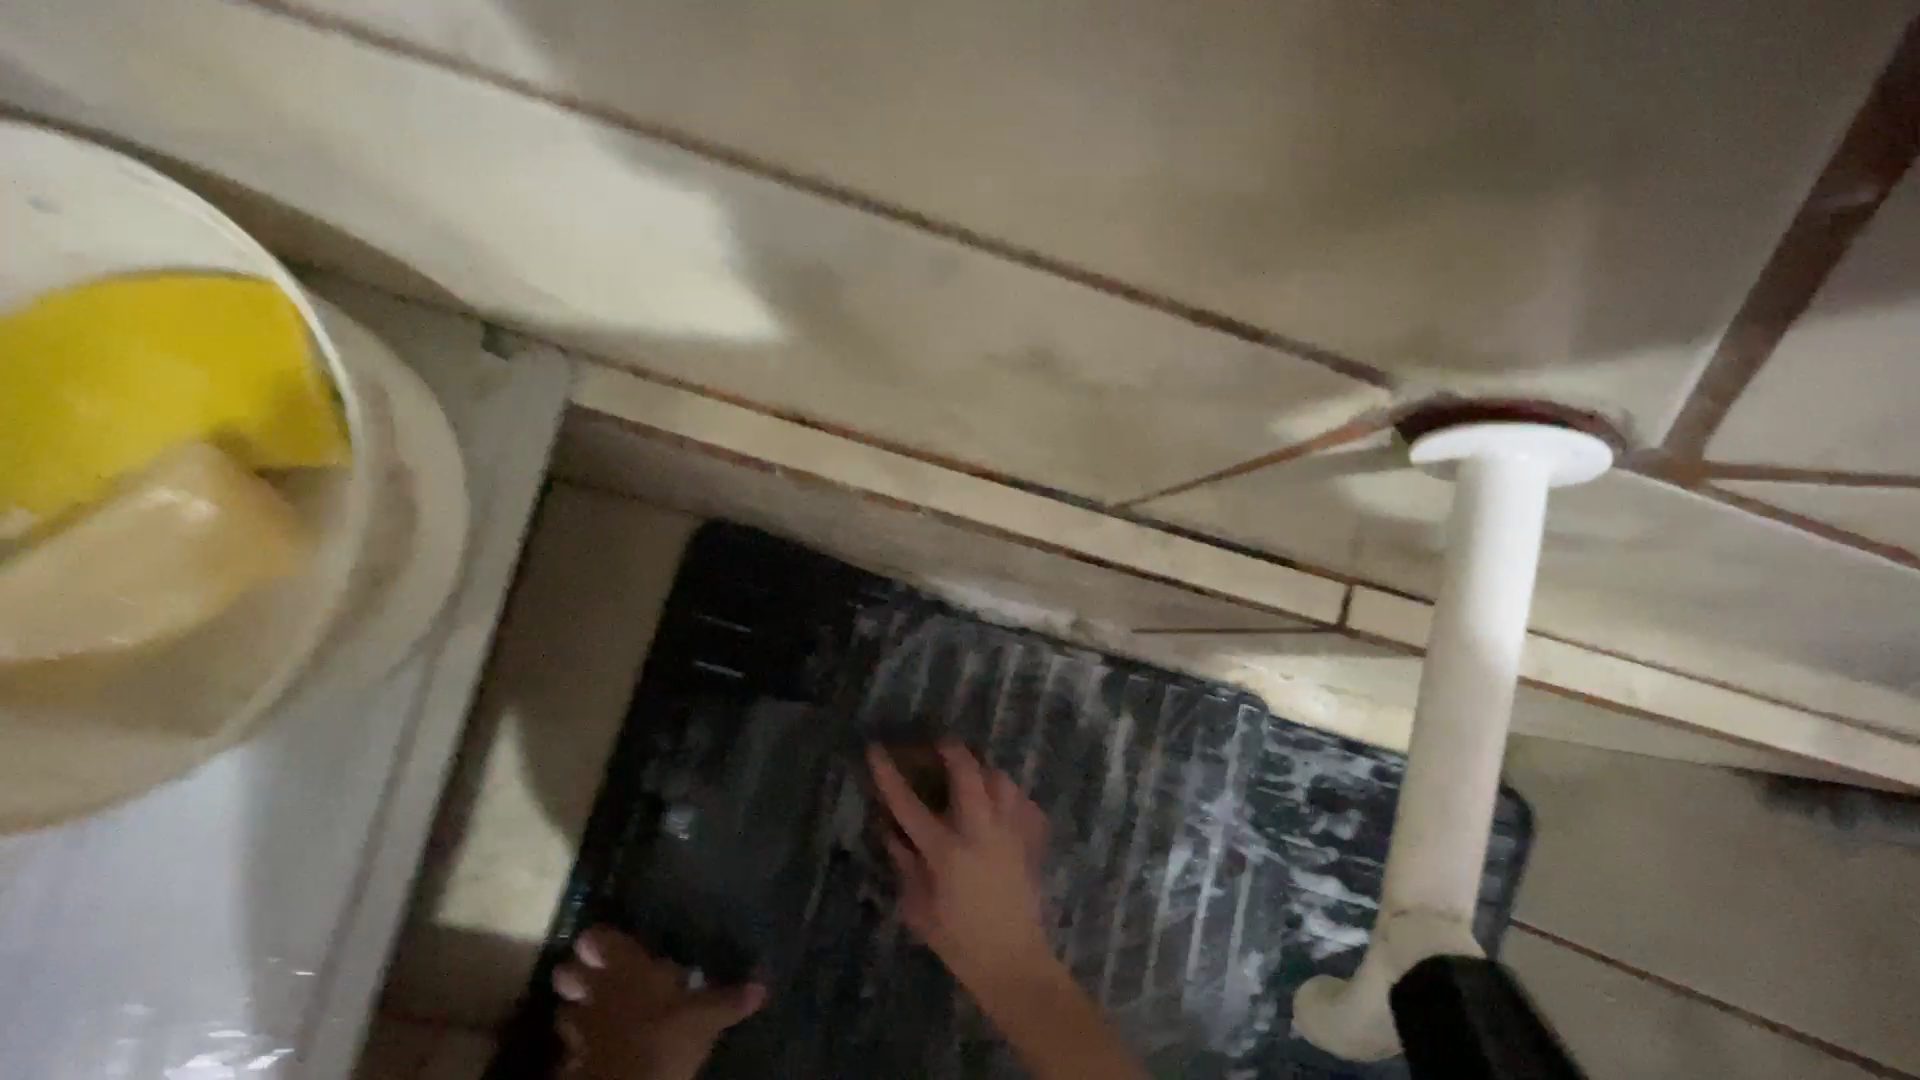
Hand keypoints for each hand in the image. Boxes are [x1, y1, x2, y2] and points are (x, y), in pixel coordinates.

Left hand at [551, 926, 764, 1079]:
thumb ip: (731, 999)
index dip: (600, 940)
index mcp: (624, 967)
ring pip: (564, 1008)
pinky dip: (578, 1046)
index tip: (613, 945)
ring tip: (595, 1013)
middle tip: (600, 976)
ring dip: (576, 1009)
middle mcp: (595, 990)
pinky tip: (593, 1050)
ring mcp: (578, 1027)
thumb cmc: (666, 1036)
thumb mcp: (707, 1017)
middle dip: (578, 972)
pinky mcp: (572, 1061)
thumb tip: (762, 986)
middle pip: (566, 971)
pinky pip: (568, 1047)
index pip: (595, 938)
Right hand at [867, 741, 1053, 990]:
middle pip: (969, 774)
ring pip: (1002, 781)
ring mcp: (1011, 835)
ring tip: (975, 773)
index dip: (889, 775)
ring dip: (985, 771)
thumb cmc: (959, 942)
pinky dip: (1012, 797)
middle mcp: (980, 833)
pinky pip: (1025, 805)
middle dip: (953, 751)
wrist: (1013, 963)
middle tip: (941, 744)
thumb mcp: (919, 909)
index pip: (909, 804)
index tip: (876, 749)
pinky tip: (1004, 804)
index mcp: (946, 851)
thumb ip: (905, 865)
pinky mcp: (1032, 844)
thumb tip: (891, 832)